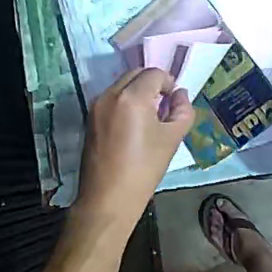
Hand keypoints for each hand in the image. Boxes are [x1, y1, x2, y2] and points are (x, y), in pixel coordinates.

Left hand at [77, 68, 192, 218]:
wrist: (108, 198)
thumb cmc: (144, 168)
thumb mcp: (172, 138)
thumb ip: (182, 110)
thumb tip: (180, 94)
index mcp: (132, 97)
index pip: (154, 74)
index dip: (169, 83)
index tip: (174, 101)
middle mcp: (110, 94)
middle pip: (136, 74)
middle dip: (152, 84)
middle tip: (163, 106)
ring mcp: (96, 106)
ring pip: (122, 85)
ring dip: (138, 92)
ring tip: (149, 118)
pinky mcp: (89, 118)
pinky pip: (111, 99)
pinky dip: (124, 102)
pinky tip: (132, 126)